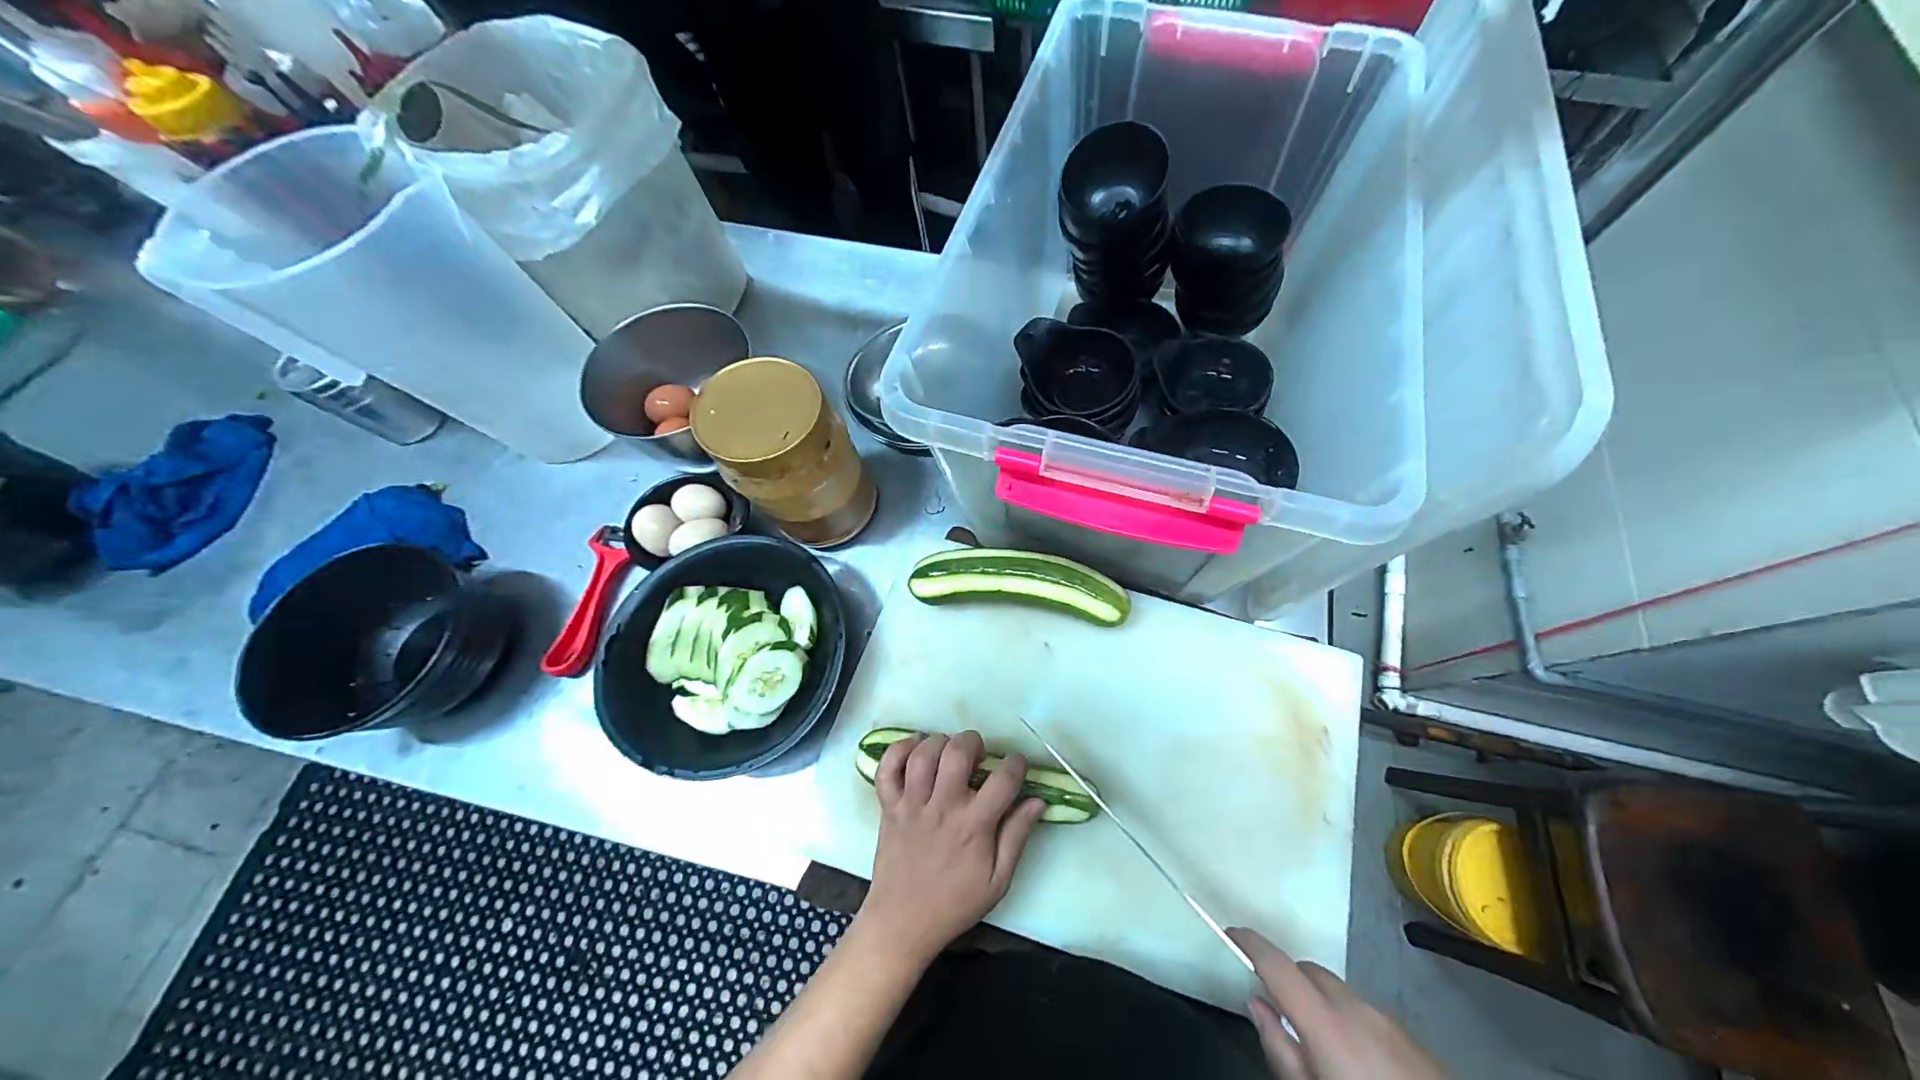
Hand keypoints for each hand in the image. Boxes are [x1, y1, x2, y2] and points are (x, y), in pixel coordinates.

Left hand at [856, 731, 1047, 962]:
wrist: (903, 921)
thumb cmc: (955, 903)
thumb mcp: (998, 880)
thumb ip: (1017, 836)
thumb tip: (1037, 801)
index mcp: (974, 825)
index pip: (1003, 779)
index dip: (1016, 764)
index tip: (1017, 765)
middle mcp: (942, 807)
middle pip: (957, 752)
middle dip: (973, 742)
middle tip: (978, 756)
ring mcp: (911, 804)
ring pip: (923, 754)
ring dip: (939, 742)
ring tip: (948, 752)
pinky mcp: (888, 806)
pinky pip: (888, 768)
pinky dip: (899, 749)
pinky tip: (915, 748)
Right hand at [1228, 927, 1450, 1079]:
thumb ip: (1278, 1048)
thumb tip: (1256, 1005)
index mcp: (1324, 1021)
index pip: (1277, 964)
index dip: (1250, 943)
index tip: (1230, 935)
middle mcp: (1354, 1007)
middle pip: (1308, 972)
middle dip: (1285, 979)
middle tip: (1273, 1008)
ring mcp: (1386, 1020)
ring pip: (1337, 991)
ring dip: (1317, 1001)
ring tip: (1315, 1043)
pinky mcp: (1411, 1038)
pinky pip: (1365, 1013)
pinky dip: (1346, 1019)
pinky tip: (1354, 1061)